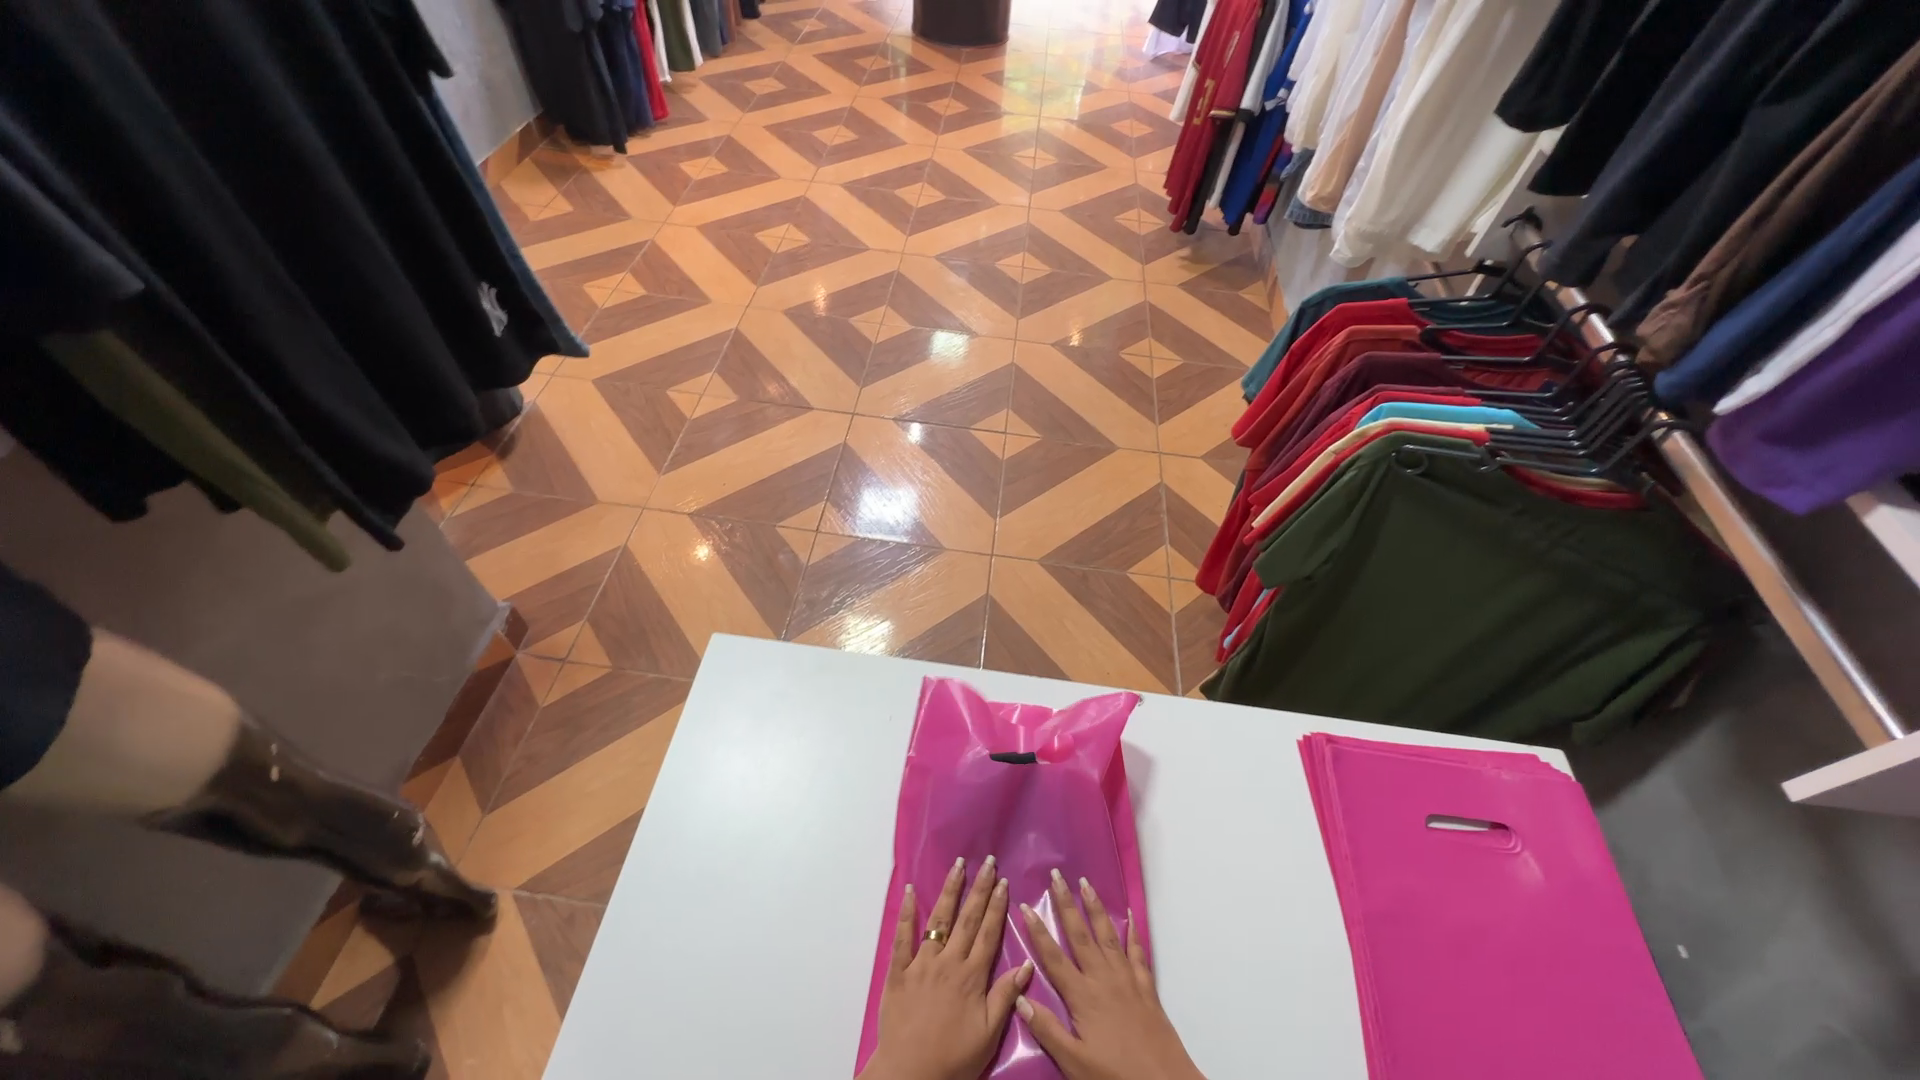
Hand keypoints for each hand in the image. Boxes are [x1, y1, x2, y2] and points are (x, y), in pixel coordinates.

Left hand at [859, 857, 1033, 1079]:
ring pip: (938, 920)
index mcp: (971, 976)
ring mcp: (921, 964)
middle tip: (986, 861)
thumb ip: (1005, 996)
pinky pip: (901, 937)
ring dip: (949, 891)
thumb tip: (1027, 964)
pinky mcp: (897, 972)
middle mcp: (948, 962)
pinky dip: (906, 913)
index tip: (1003, 881)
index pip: (988, 933)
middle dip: (978, 888)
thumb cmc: (954, 1058)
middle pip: (967, 919)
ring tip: (957, 866)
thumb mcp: (989, 1033)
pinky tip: (910, 891)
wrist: (910, 1074)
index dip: (996, 906)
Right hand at [1016, 870, 1204, 1079]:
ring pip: (1107, 935)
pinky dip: (1132, 933)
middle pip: (1080, 935)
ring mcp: (1127, 980)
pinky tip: (1129, 917)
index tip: (1025, 906)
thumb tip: (1020, 998)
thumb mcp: (1074, 1061)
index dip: (1038, 931)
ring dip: (1095, 908)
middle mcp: (1103, 979)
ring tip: (1085, 883)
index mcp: (1082, 995)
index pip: (1053, 957)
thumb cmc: (1115, 1075)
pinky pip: (1137, 952)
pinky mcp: (1146, 987)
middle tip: (1056, 876)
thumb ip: (1047, 1030)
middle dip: (1066, 904)